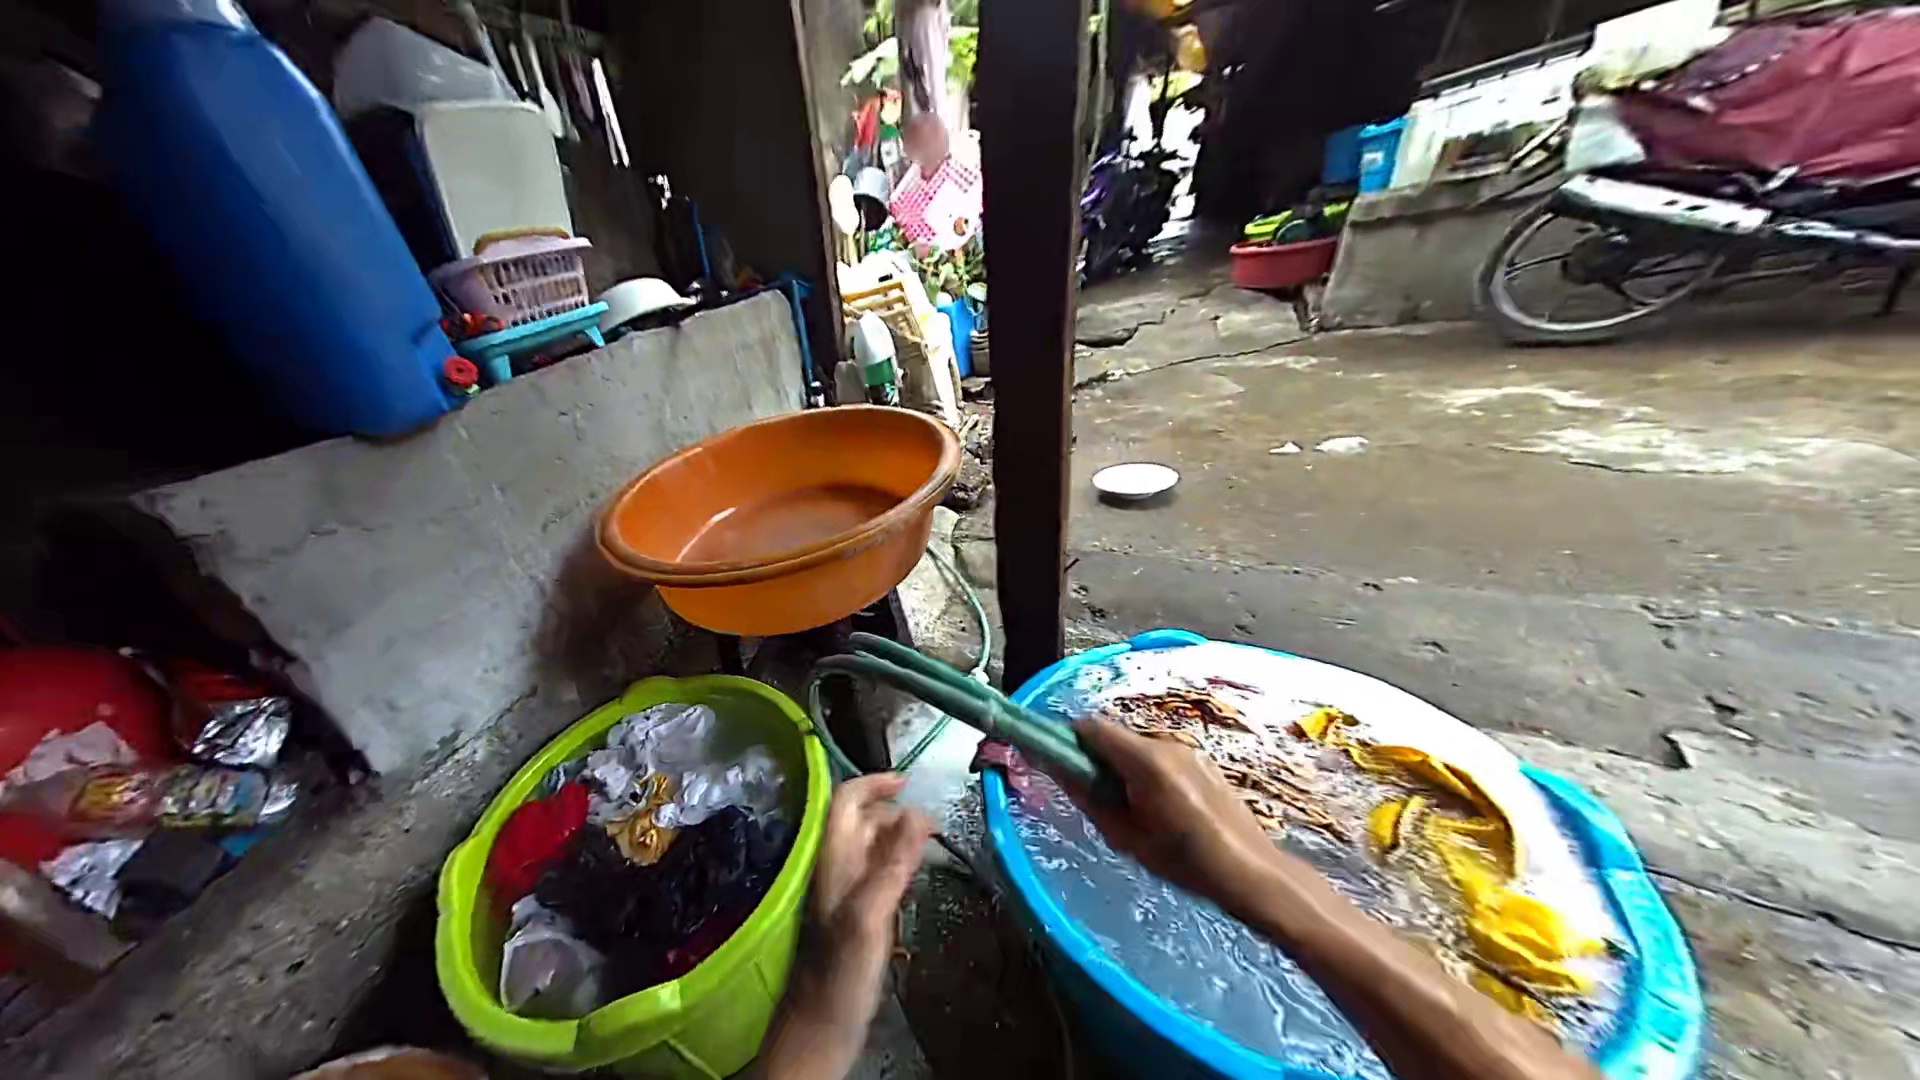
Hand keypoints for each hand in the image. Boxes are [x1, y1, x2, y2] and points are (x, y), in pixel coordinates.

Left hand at [764, 774, 931, 1079]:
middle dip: (895, 810)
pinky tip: (914, 872)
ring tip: (930, 843)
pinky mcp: (857, 909)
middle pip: (862, 818)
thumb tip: (919, 813)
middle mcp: (837, 866)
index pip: (846, 800)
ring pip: (871, 843)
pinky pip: (878, 868)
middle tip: (932, 823)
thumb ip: (893, 862)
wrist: (821, 1030)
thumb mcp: (869, 915)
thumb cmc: (841, 973)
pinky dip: (897, 859)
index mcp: (833, 859)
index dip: (874, 783)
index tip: (908, 782)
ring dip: (898, 834)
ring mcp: (846, 888)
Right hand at [1066, 719, 1289, 918]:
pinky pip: (1158, 755)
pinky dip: (1146, 771)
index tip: (1060, 763)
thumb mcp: (1126, 836)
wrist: (1254, 874)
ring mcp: (1187, 748)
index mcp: (1146, 761)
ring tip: (1134, 809)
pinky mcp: (1201, 758)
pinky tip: (1161, 808)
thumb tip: (1056, 768)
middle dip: (1096, 758)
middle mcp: (1166, 743)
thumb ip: (1088, 797)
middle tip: (1096, 797)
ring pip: (1135, 746)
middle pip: (1114, 736)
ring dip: (1123, 766)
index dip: (1069, 740)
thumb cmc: (1185, 863)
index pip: (1092, 727)